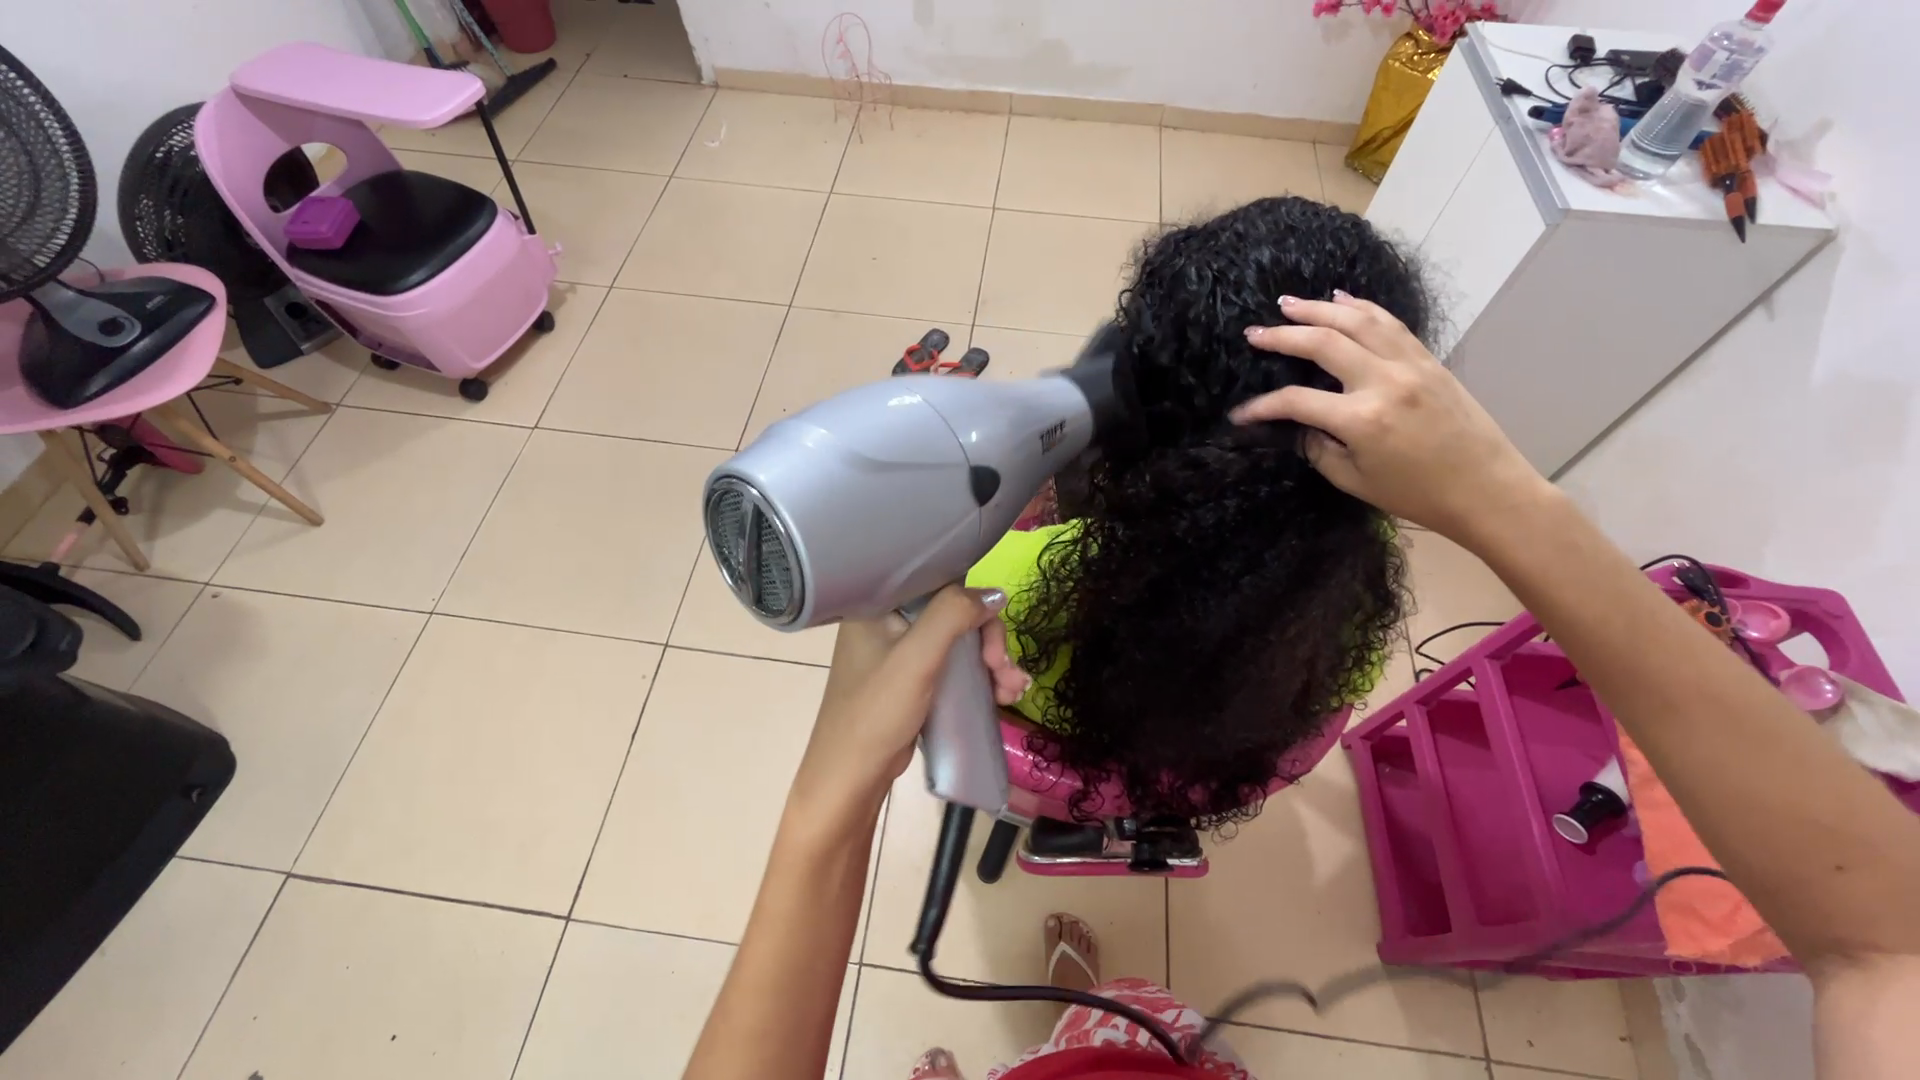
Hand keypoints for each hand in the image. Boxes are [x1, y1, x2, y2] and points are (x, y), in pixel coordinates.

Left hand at [792, 586, 1011, 829]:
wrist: (852, 778)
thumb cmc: (875, 713)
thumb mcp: (916, 658)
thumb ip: (952, 616)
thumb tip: (995, 592)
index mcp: (876, 605)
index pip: (935, 579)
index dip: (970, 600)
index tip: (990, 631)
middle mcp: (887, 622)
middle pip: (954, 613)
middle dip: (988, 640)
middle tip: (1002, 669)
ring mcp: (901, 653)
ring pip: (960, 641)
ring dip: (992, 662)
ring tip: (1012, 691)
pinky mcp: (914, 680)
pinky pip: (955, 666)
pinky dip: (981, 678)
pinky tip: (1004, 695)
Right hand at [1232, 292, 1557, 541]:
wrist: (1486, 488)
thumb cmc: (1416, 495)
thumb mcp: (1354, 480)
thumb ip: (1318, 448)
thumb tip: (1300, 424)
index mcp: (1361, 419)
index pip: (1296, 400)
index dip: (1262, 406)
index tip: (1239, 414)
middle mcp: (1384, 382)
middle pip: (1324, 342)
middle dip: (1283, 335)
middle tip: (1254, 333)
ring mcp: (1410, 365)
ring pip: (1358, 321)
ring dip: (1319, 309)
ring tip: (1289, 304)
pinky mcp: (1428, 361)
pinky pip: (1389, 324)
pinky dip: (1362, 307)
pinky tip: (1340, 300)